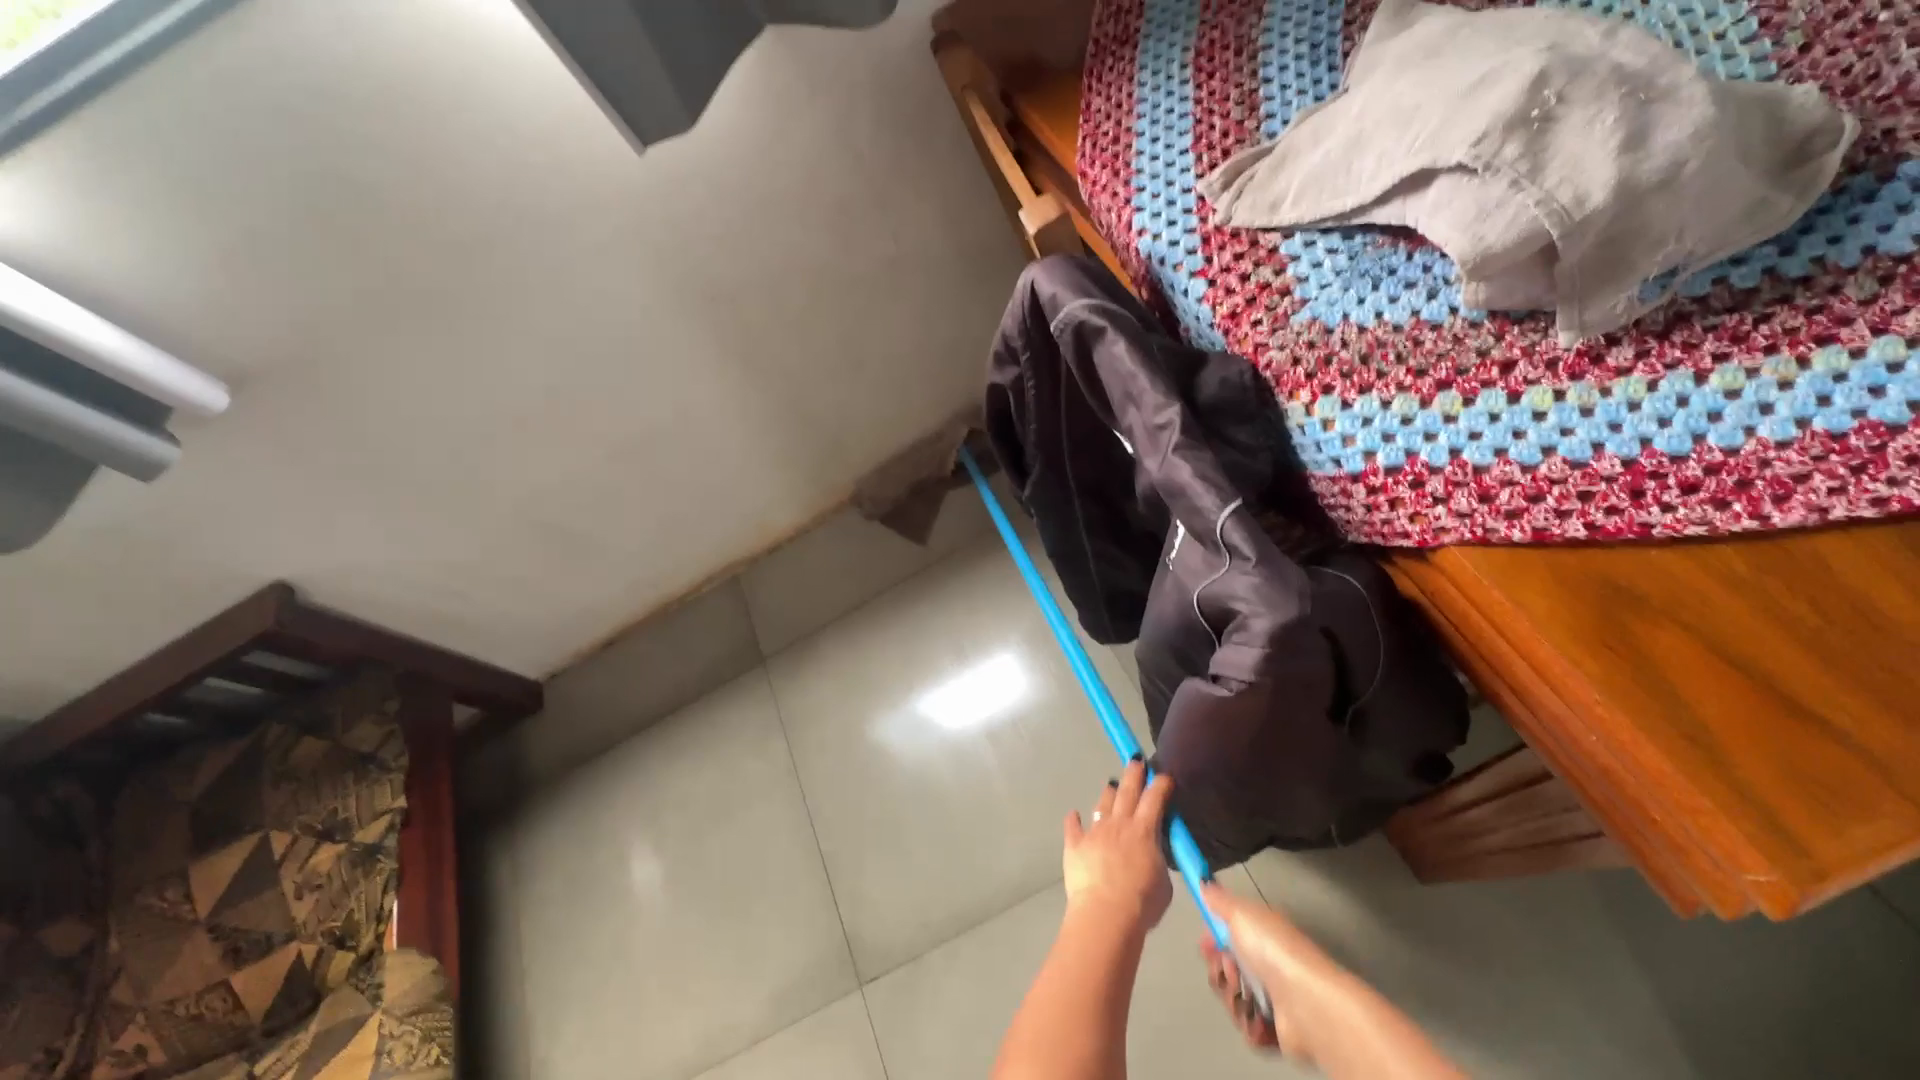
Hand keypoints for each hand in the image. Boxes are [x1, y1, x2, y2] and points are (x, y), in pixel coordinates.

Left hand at [1061, 758, 1173, 934]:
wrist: (1105, 913)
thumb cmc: (1142, 902)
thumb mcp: (1163, 880)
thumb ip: (1158, 860)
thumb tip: (1153, 853)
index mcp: (1144, 831)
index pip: (1155, 799)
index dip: (1160, 784)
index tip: (1164, 775)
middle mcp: (1118, 824)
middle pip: (1127, 791)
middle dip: (1133, 774)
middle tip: (1136, 760)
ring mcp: (1094, 832)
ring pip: (1102, 805)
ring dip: (1108, 794)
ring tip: (1111, 785)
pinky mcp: (1075, 845)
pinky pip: (1073, 828)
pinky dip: (1074, 820)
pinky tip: (1073, 814)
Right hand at [1198, 885, 1340, 1059]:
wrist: (1305, 1001)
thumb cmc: (1273, 951)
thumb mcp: (1241, 913)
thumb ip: (1219, 899)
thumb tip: (1204, 883)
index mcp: (1262, 936)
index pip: (1228, 937)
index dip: (1213, 942)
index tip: (1206, 945)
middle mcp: (1268, 965)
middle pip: (1226, 971)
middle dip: (1221, 973)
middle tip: (1232, 972)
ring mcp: (1274, 998)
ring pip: (1234, 1000)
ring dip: (1234, 998)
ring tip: (1247, 996)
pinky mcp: (1277, 1028)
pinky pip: (1248, 1028)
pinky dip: (1249, 1024)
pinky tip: (1257, 1017)